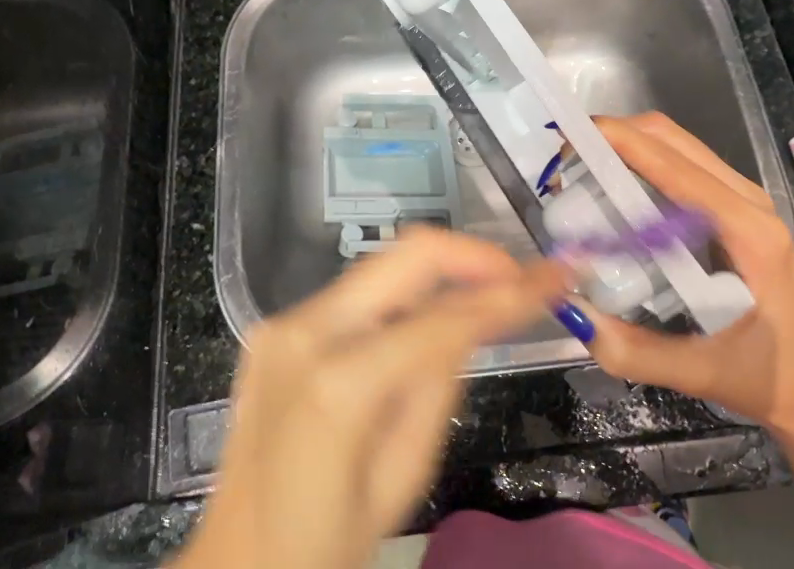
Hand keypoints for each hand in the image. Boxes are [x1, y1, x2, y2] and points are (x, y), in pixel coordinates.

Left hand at [175, 229, 566, 568]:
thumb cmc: (326, 544)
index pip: (445, 316)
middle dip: (475, 256)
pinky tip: (431, 320)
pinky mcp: (275, 329)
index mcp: (340, 382)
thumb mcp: (403, 476)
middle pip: (407, 256)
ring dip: (440, 274)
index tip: (558, 279)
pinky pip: (354, 296)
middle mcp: (305, 331)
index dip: (510, 293)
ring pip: (381, 268)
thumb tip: (472, 322)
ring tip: (489, 296)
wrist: (236, 566)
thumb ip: (439, 385)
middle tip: (525, 275)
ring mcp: (283, 324)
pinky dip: (402, 296)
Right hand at [576, 112, 793, 434]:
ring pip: (675, 143)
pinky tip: (612, 188)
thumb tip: (568, 307)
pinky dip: (640, 160)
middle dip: (613, 138)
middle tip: (566, 165)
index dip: (619, 143)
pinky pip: (680, 162)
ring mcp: (745, 198)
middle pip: (672, 139)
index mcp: (747, 233)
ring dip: (625, 146)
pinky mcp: (733, 203)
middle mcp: (750, 202)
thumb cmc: (755, 376)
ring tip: (582, 174)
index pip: (675, 167)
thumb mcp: (690, 373)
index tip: (569, 145)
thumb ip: (628, 350)